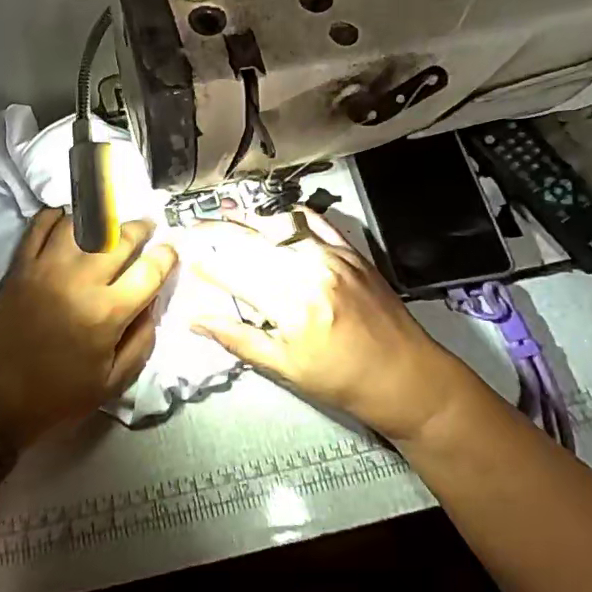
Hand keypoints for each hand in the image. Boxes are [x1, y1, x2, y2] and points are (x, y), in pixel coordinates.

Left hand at [0, 207, 176, 452]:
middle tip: (148, 228)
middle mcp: (80, 280)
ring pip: (82, 223)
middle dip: (141, 229)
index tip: (171, 253)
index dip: (167, 256)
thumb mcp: (113, 382)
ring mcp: (46, 267)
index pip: (150, 269)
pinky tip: (69, 221)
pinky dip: (58, 216)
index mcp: (107, 312)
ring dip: (103, 219)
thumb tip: (152, 304)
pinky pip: (40, 225)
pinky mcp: (19, 266)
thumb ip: (142, 341)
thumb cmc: (56, 396)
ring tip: (111, 224)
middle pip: (120, 237)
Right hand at [182, 213, 480, 441]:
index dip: (206, 263)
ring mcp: (334, 256)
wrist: (405, 375)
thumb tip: (197, 321)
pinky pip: (317, 222)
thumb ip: (239, 339)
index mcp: (290, 304)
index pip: (235, 273)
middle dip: (219, 231)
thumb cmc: (342, 379)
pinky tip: (276, 213)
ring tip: (226, 212)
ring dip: (250, 218)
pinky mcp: (352, 252)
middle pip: (253, 241)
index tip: (187, 256)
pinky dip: (292, 215)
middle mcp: (310, 271)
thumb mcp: (285, 367)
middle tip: (196, 226)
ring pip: (281, 225)